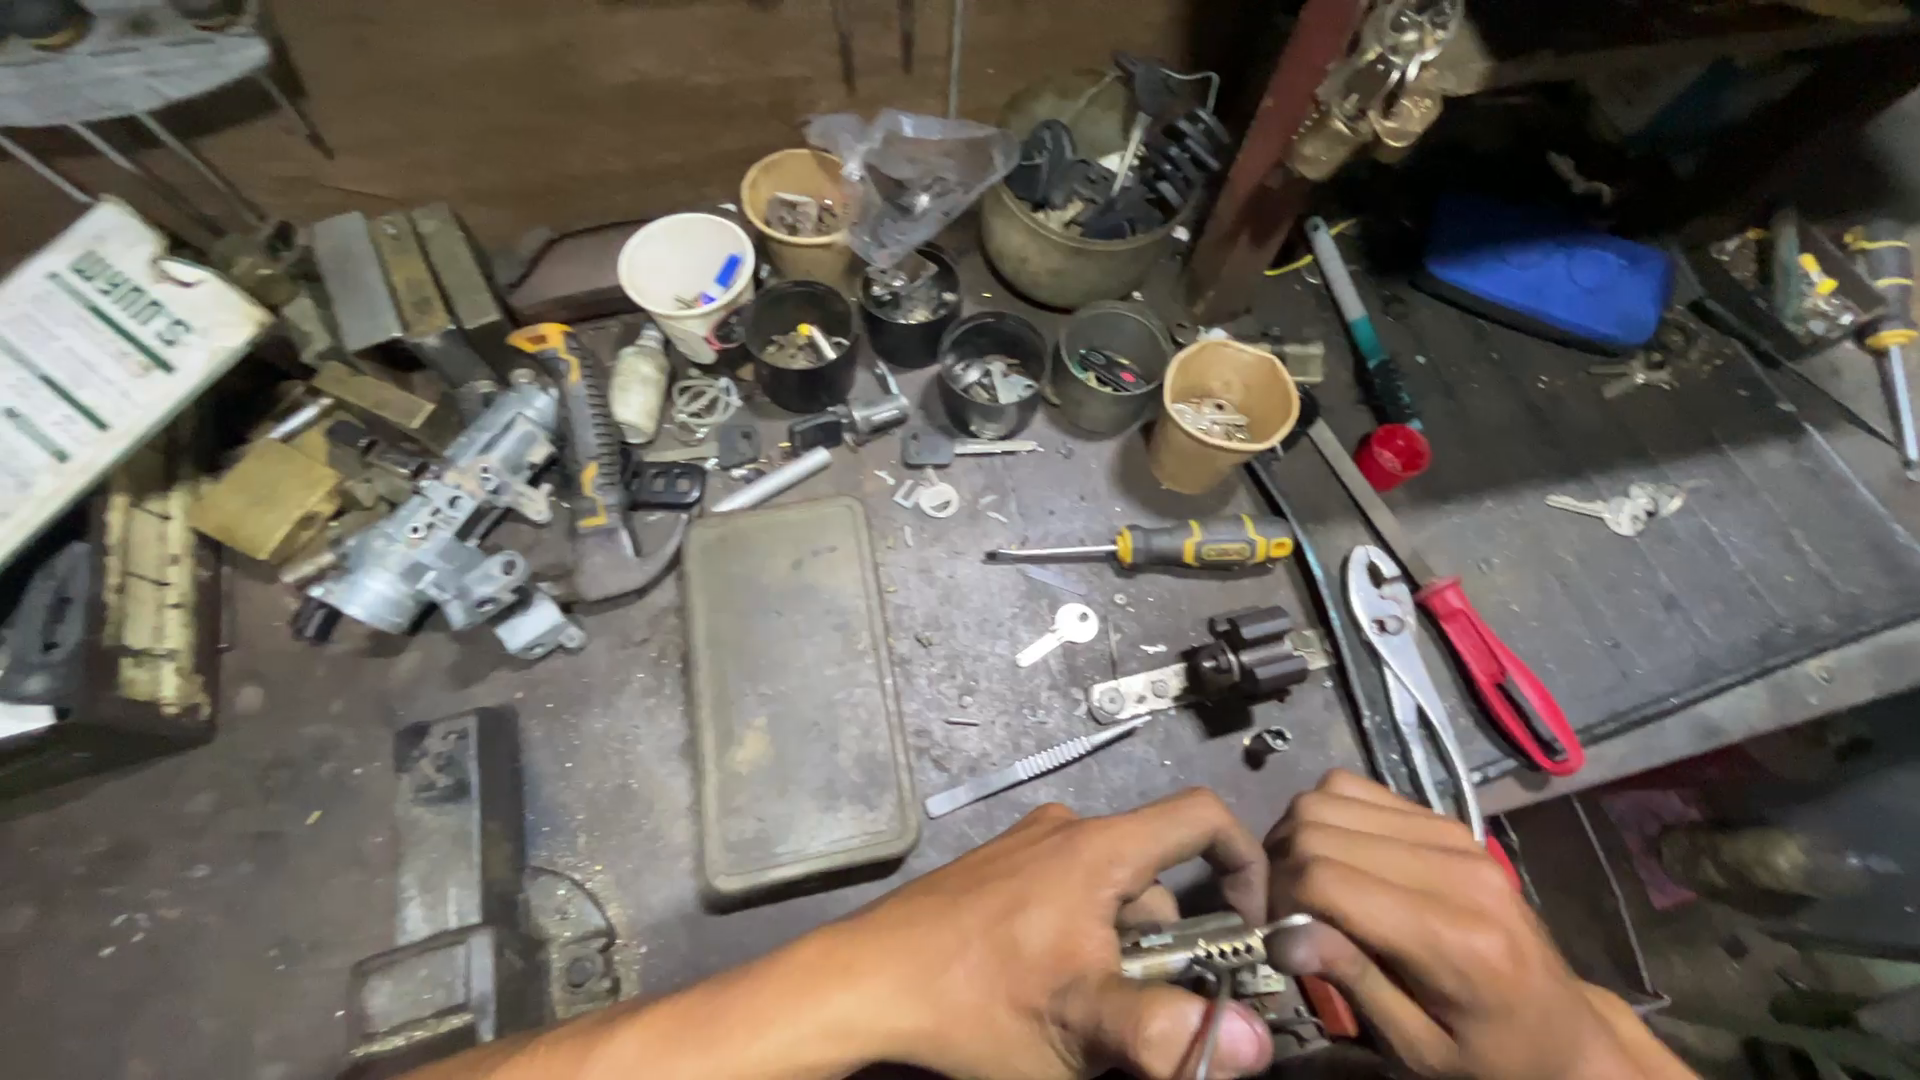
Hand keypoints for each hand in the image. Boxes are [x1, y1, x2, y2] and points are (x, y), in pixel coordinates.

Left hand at [832, 789, 1275, 1079]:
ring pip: (1109, 891)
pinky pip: (1066, 890)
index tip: (1250, 925)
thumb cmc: (976, 999)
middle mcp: (1067, 829)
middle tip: (1145, 1010)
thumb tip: (1257, 1042)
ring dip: (1121, 947)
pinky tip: (1048, 985)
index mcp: (1099, 848)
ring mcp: (1027, 844)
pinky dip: (1081, 932)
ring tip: (1086, 1008)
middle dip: (1168, 944)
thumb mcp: (1079, 1027)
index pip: (1201, 816)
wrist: (871, 979)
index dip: (1245, 860)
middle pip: (1155, 874)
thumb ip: (1168, 1033)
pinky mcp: (999, 866)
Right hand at [1264, 770, 1678, 1079]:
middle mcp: (1454, 868)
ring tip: (1304, 880)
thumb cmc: (1491, 1057)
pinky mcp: (1444, 819)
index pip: (1324, 878)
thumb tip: (1279, 935)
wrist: (1566, 1034)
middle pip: (1315, 827)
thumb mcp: (1420, 1049)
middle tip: (1284, 908)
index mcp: (1454, 939)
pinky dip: (1324, 814)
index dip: (1280, 900)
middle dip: (1280, 866)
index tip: (1277, 935)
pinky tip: (1334, 854)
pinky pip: (1350, 787)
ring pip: (1324, 797)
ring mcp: (1451, 833)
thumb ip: (1352, 980)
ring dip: (1295, 835)